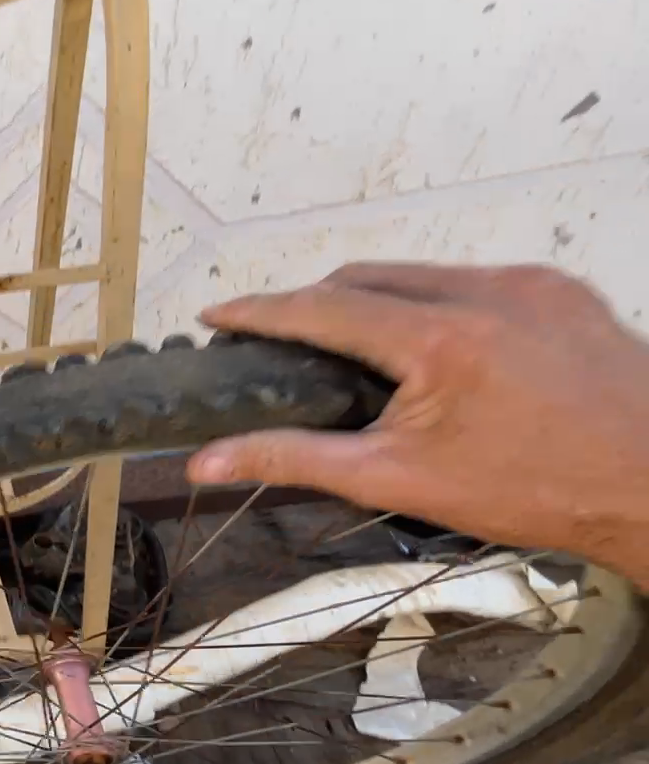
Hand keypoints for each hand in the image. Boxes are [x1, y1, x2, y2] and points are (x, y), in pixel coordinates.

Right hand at [188, 263, 648, 586]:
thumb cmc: (524, 490)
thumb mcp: (390, 479)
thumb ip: (289, 459)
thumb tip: (202, 463)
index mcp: (441, 338)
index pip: (323, 307)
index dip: (259, 310)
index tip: (214, 315)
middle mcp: (489, 292)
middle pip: (364, 277)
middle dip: (305, 303)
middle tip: (268, 342)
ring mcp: (533, 286)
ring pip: (413, 273)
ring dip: (358, 300)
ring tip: (331, 345)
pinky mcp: (562, 292)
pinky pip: (461, 281)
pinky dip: (413, 302)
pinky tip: (409, 345)